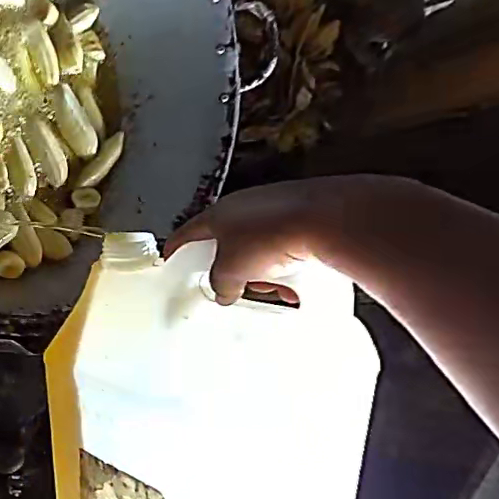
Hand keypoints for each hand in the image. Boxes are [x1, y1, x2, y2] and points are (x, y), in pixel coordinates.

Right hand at [167, 177, 402, 304]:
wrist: (326, 219)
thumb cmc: (271, 236)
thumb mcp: (231, 271)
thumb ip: (220, 284)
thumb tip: (223, 292)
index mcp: (217, 214)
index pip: (187, 233)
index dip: (177, 249)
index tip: (171, 260)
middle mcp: (243, 206)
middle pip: (225, 243)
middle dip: (228, 269)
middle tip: (231, 287)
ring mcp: (273, 209)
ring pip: (255, 247)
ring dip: (258, 271)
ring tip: (271, 288)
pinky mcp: (300, 217)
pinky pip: (282, 247)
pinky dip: (283, 266)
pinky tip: (293, 282)